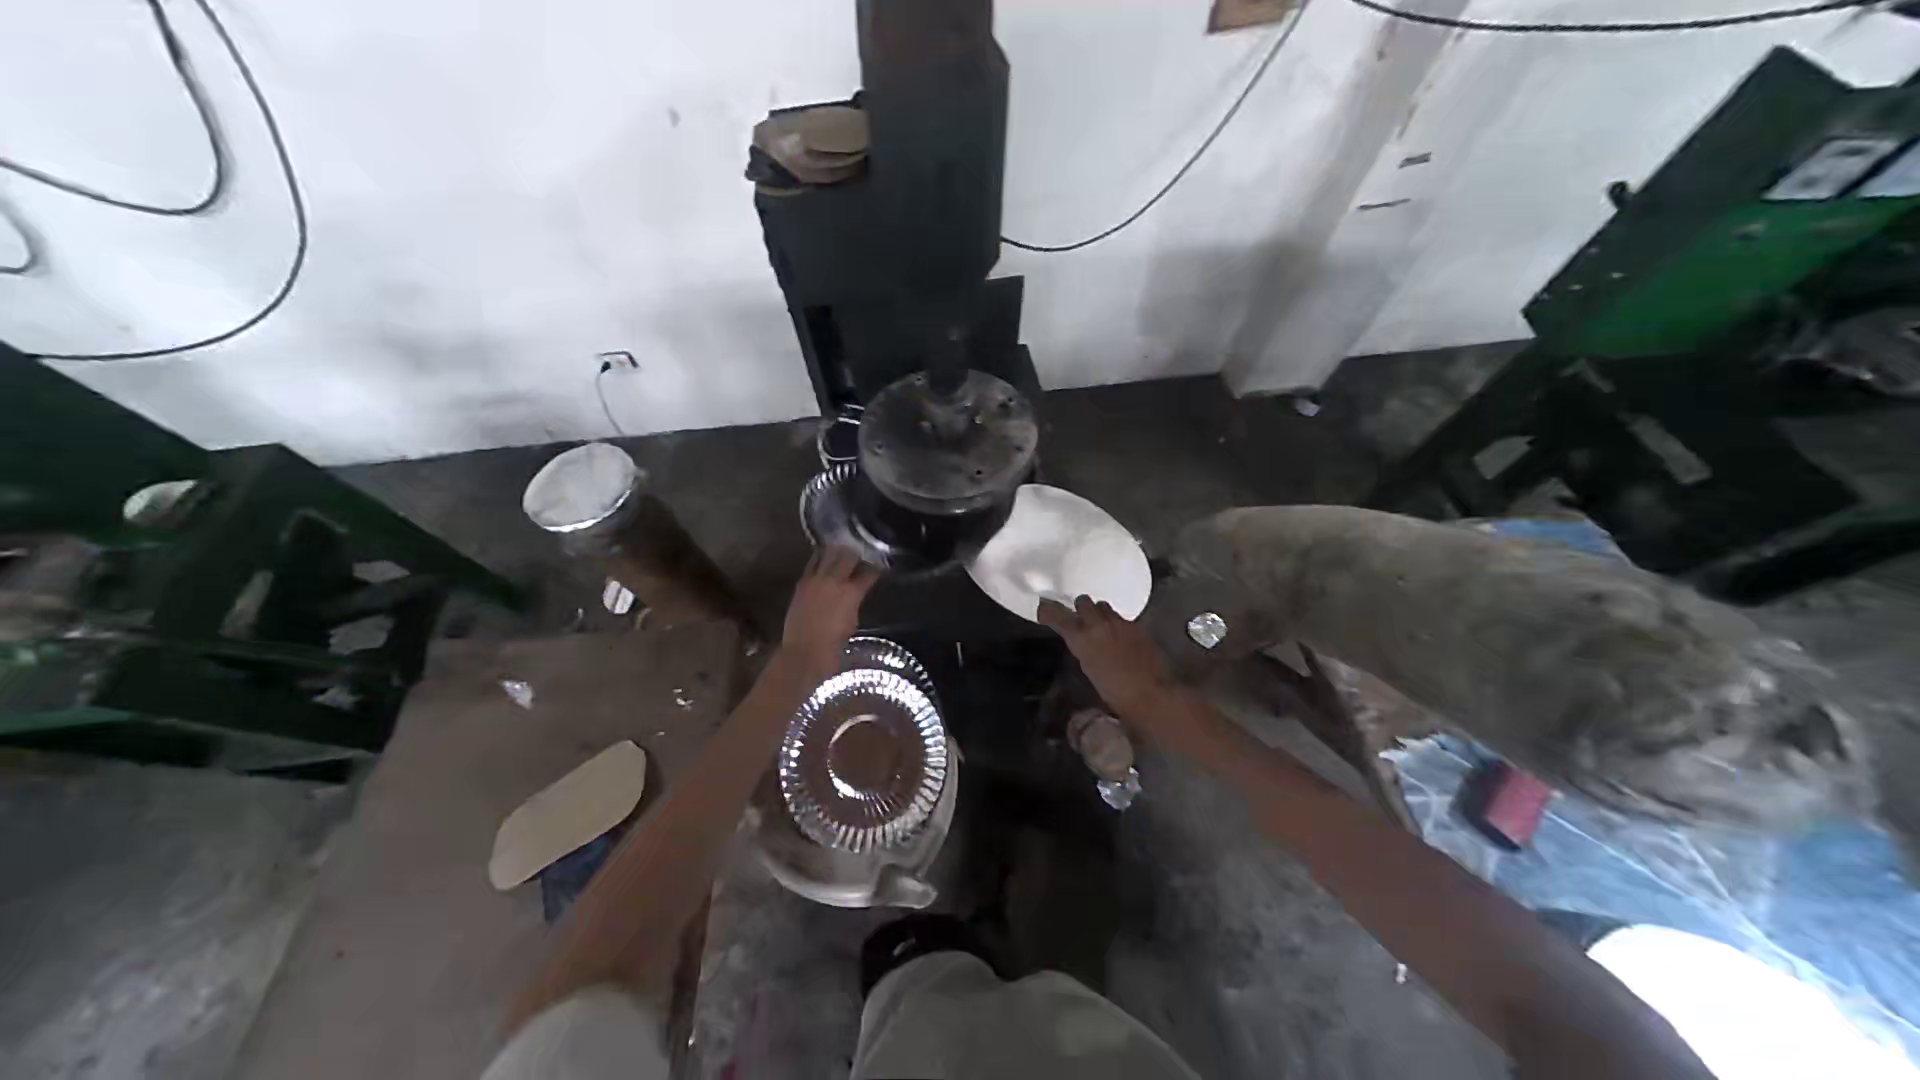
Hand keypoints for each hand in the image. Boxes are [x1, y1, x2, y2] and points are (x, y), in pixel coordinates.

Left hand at [779, 547, 881, 680]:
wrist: (804, 652)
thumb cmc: (833, 644)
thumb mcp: (852, 621)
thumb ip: (854, 602)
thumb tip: (853, 593)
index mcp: (851, 593)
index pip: (868, 573)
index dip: (876, 569)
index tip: (880, 566)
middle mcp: (834, 581)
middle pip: (848, 556)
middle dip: (856, 555)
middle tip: (860, 557)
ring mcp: (815, 580)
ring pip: (828, 554)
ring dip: (837, 552)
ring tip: (841, 553)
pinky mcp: (801, 583)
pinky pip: (812, 564)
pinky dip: (820, 559)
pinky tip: (823, 560)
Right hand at [1038, 595, 1178, 721]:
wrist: (1153, 693)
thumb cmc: (1116, 694)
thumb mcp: (1090, 672)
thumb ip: (1083, 652)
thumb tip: (1082, 645)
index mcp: (1081, 640)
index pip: (1059, 616)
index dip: (1049, 611)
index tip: (1043, 608)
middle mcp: (1099, 625)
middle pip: (1083, 601)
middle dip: (1080, 608)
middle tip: (1080, 619)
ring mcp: (1120, 623)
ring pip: (1104, 606)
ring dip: (1099, 613)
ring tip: (1102, 628)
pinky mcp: (1138, 626)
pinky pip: (1122, 619)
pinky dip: (1117, 625)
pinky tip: (1122, 640)